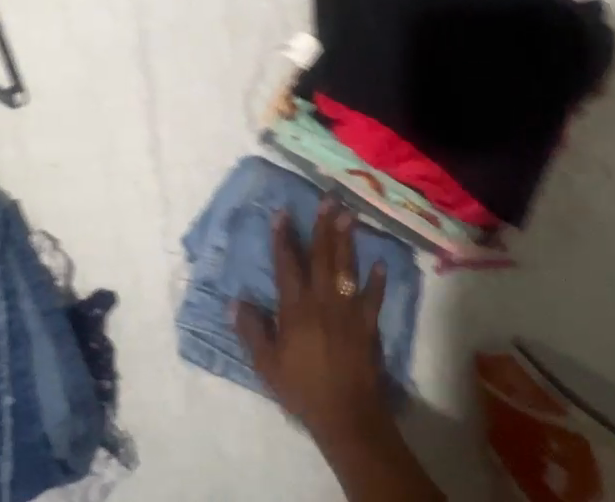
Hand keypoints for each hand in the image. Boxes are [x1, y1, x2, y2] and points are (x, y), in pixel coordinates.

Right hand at [232, 200, 390, 441]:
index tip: (283, 212)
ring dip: (348, 241)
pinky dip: (378, 280)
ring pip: (347, 268)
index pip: (287, 265)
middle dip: (323, 227)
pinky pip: (374, 298)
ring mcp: (349, 310)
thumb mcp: (266, 364)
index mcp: (295, 308)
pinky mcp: (368, 324)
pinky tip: (381, 263)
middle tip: (328, 200)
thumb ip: (251, 330)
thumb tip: (234, 300)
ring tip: (350, 216)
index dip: (284, 238)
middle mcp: (322, 301)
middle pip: (322, 257)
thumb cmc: (302, 389)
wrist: (346, 414)